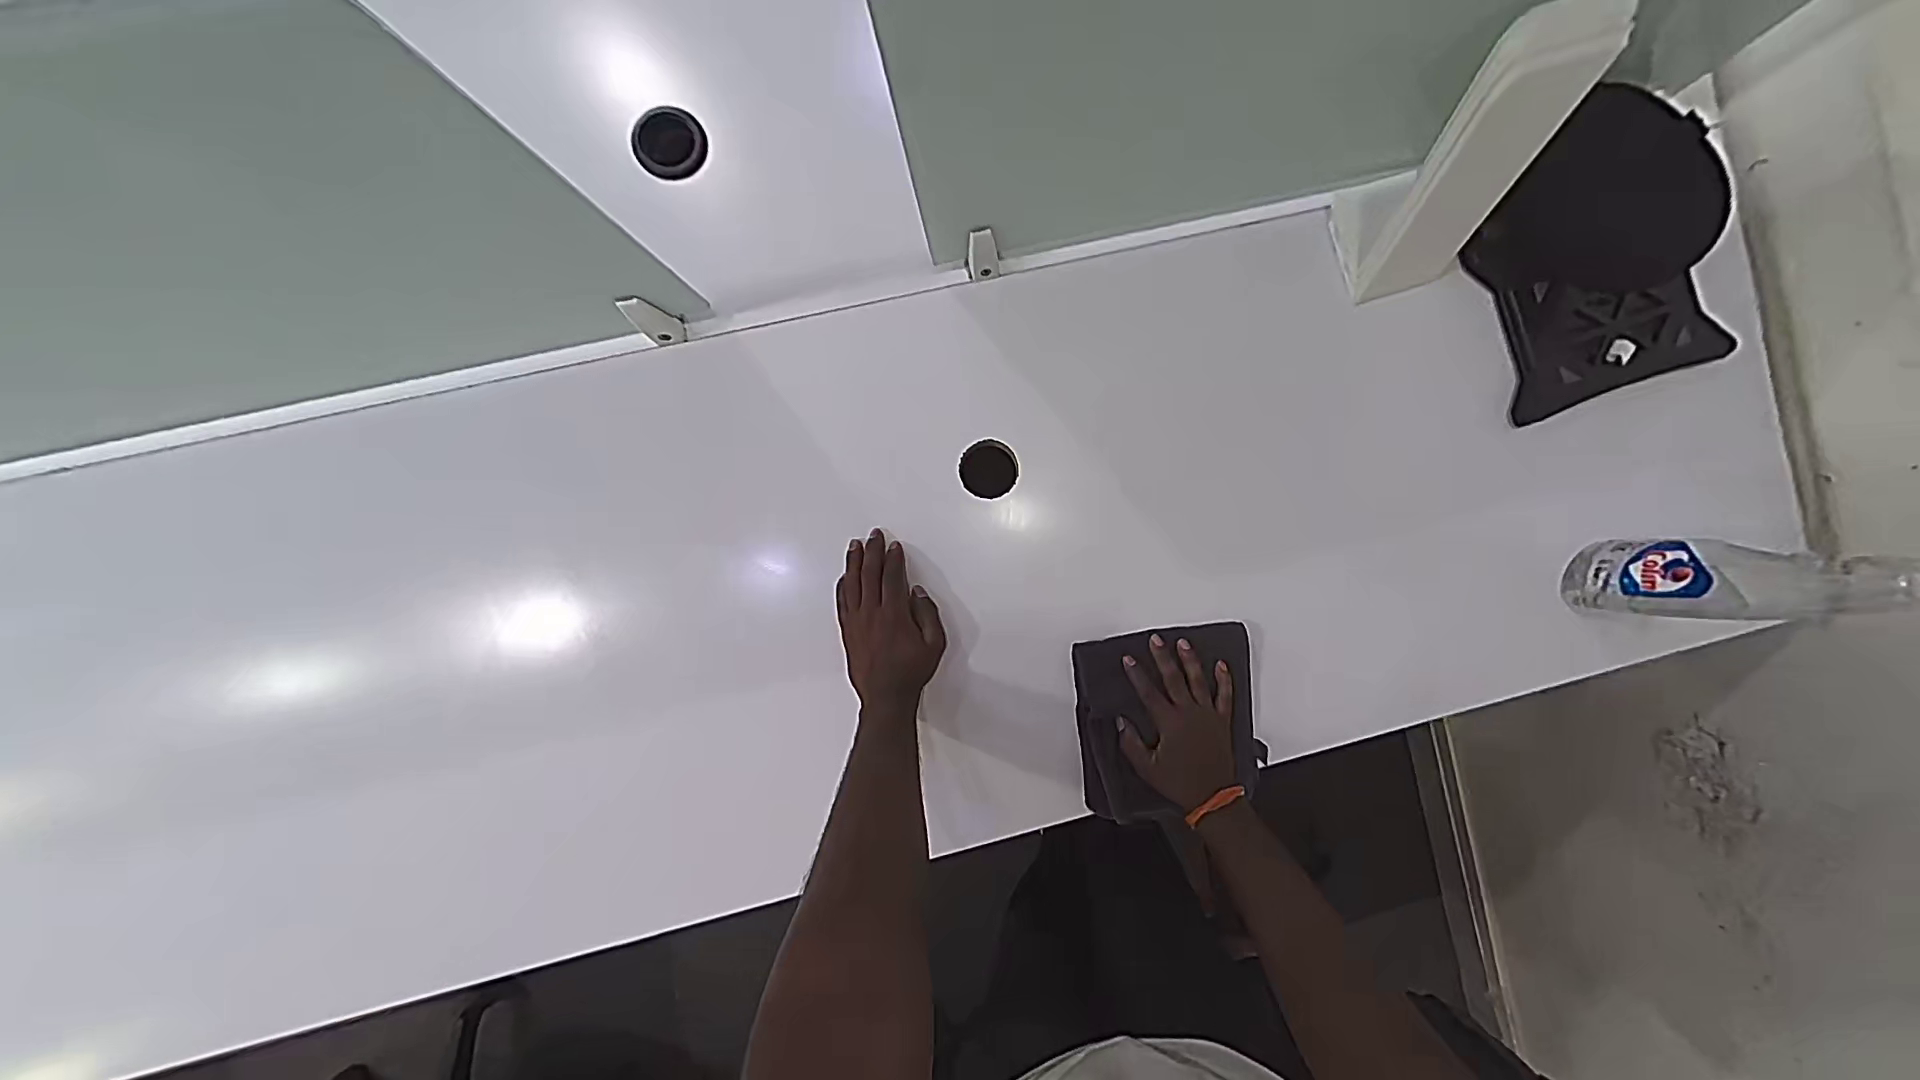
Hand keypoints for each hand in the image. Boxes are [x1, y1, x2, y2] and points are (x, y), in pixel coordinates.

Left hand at [837, 529, 947, 716]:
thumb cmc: (909, 673)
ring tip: (855, 547)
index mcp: (894, 614)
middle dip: (873, 551)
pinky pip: (842, 602)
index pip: (892, 577)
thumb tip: (918, 594)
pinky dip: (843, 586)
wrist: (885, 697)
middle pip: (870, 574)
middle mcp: (872, 614)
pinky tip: (844, 577)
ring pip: (852, 584)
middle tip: (873, 536)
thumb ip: (928, 614)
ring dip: (854, 562)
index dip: (893, 559)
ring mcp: (857, 622)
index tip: (894, 547)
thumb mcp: (934, 644)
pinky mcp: (848, 631)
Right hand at [1118, 634, 1237, 814]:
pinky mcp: (1222, 721)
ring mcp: (1208, 715)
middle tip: (1156, 640)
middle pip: (1173, 678)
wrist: (1214, 797)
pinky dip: (1224, 679)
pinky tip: (1221, 665)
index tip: (1129, 659)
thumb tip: (1122, 723)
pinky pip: (1225, 695)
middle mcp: (1189, 713)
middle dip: (1162, 657)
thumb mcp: (1147, 768)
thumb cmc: (1181, 784)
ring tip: (1183, 643)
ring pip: (1198, 680)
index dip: (1137, 674)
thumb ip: (1131, 743)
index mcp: (1169, 723)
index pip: (1148, 692)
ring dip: (1190, 660)